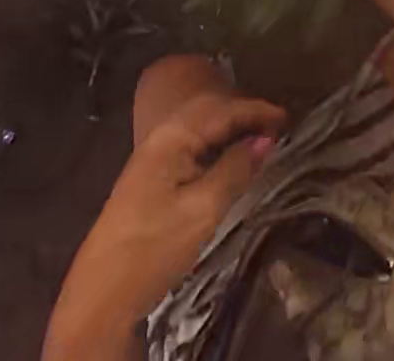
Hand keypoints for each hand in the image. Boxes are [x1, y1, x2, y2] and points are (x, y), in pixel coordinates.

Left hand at [45, 93, 284, 358]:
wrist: (106, 283)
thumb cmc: (156, 245)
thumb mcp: (203, 209)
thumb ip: (234, 170)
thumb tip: (266, 140)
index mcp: (172, 136)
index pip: (220, 110)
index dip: (255, 110)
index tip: (288, 117)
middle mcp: (162, 134)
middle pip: (208, 110)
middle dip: (244, 113)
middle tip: (279, 125)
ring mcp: (156, 152)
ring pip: (200, 126)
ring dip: (231, 126)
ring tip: (263, 135)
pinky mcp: (155, 171)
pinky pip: (193, 142)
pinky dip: (217, 142)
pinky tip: (231, 154)